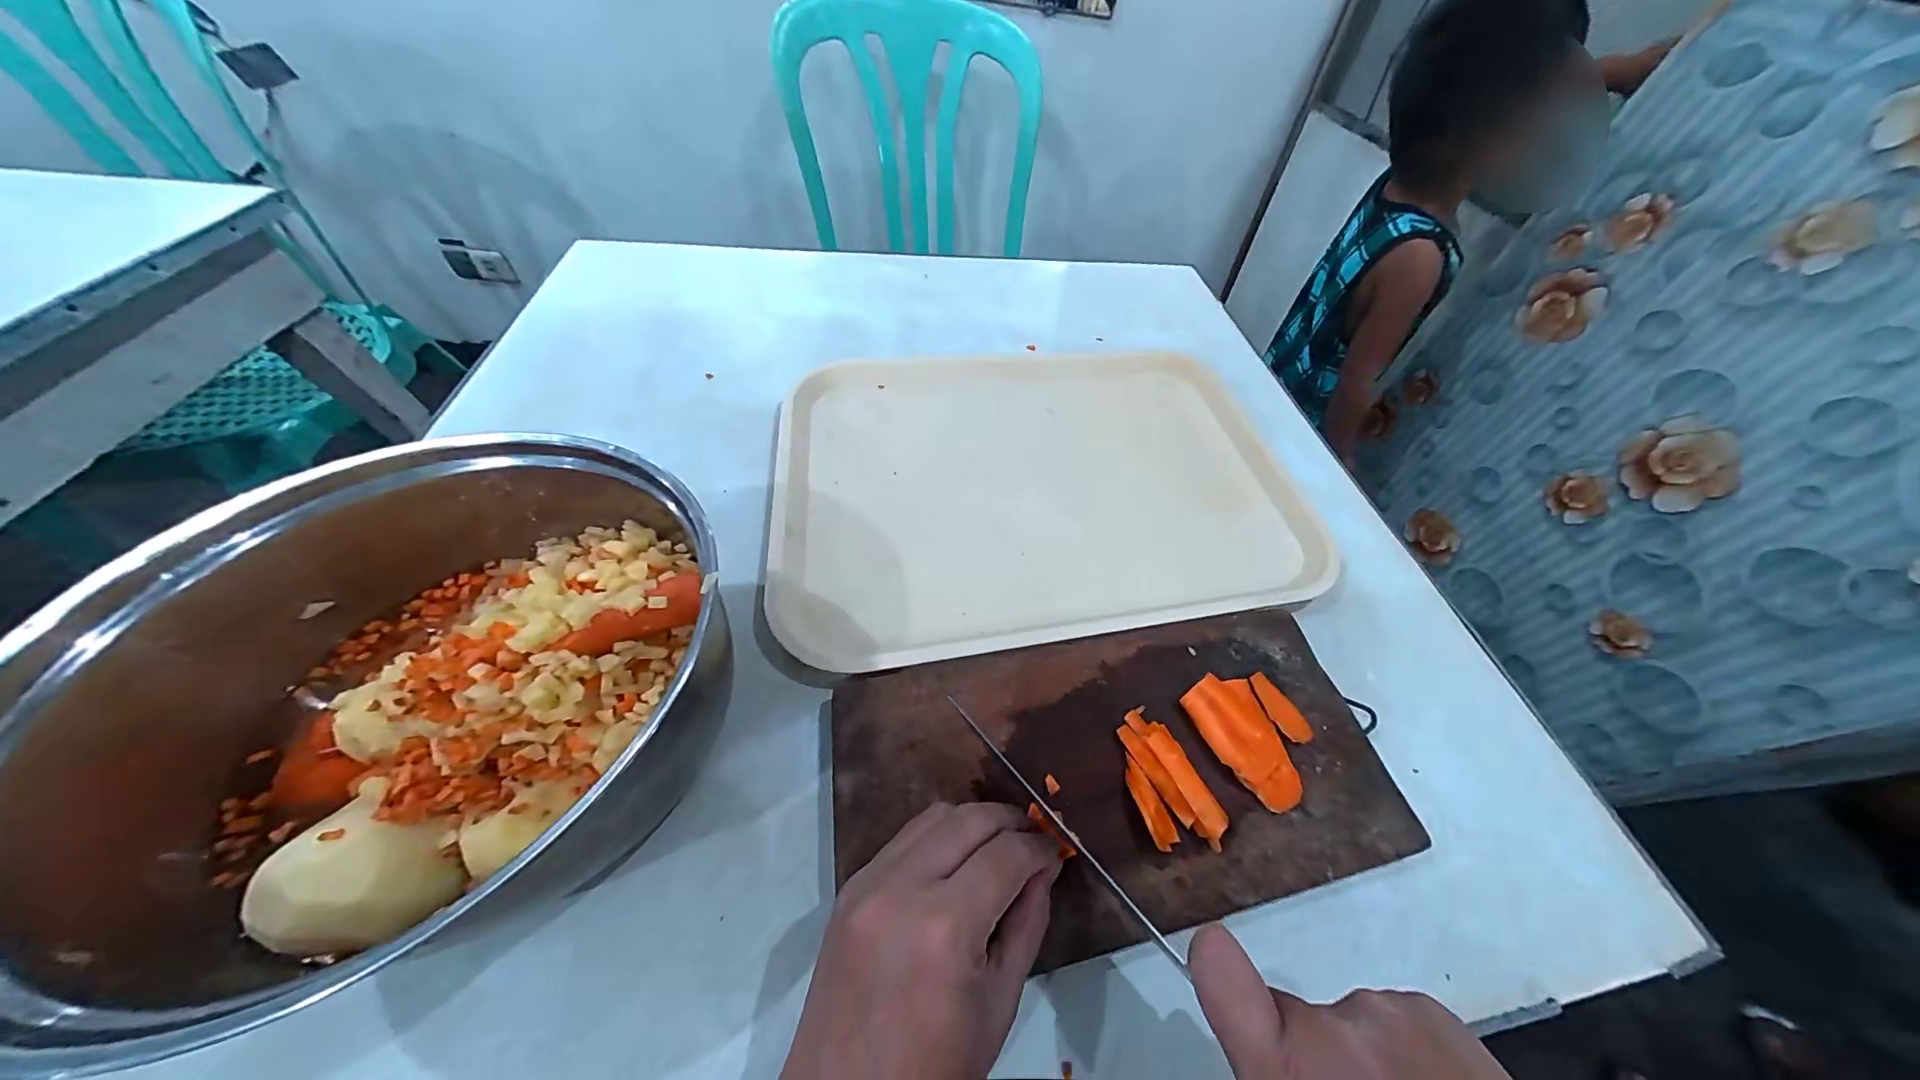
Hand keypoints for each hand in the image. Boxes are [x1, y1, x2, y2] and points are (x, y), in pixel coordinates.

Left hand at [781, 802, 1063, 1079]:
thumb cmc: (936, 1061)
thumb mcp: (999, 1000)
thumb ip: (1028, 922)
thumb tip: (1045, 867)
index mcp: (944, 926)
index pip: (1006, 855)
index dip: (1039, 846)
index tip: (1056, 850)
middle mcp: (902, 888)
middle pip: (969, 819)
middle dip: (1010, 820)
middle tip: (1033, 838)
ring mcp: (868, 882)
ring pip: (934, 816)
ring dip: (973, 821)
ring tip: (996, 846)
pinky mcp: (850, 886)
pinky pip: (904, 838)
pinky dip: (938, 836)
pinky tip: (954, 861)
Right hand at [1190, 922, 1512, 1078]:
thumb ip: (1277, 1066)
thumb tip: (1274, 1052)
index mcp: (1289, 1062)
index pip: (1226, 981)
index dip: (1214, 961)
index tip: (1210, 948)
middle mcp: (1330, 1027)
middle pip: (1299, 1023)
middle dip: (1319, 1059)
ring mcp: (1384, 1011)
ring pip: (1353, 1026)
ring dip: (1370, 1059)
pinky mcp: (1433, 1010)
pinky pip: (1397, 1022)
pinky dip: (1409, 1053)